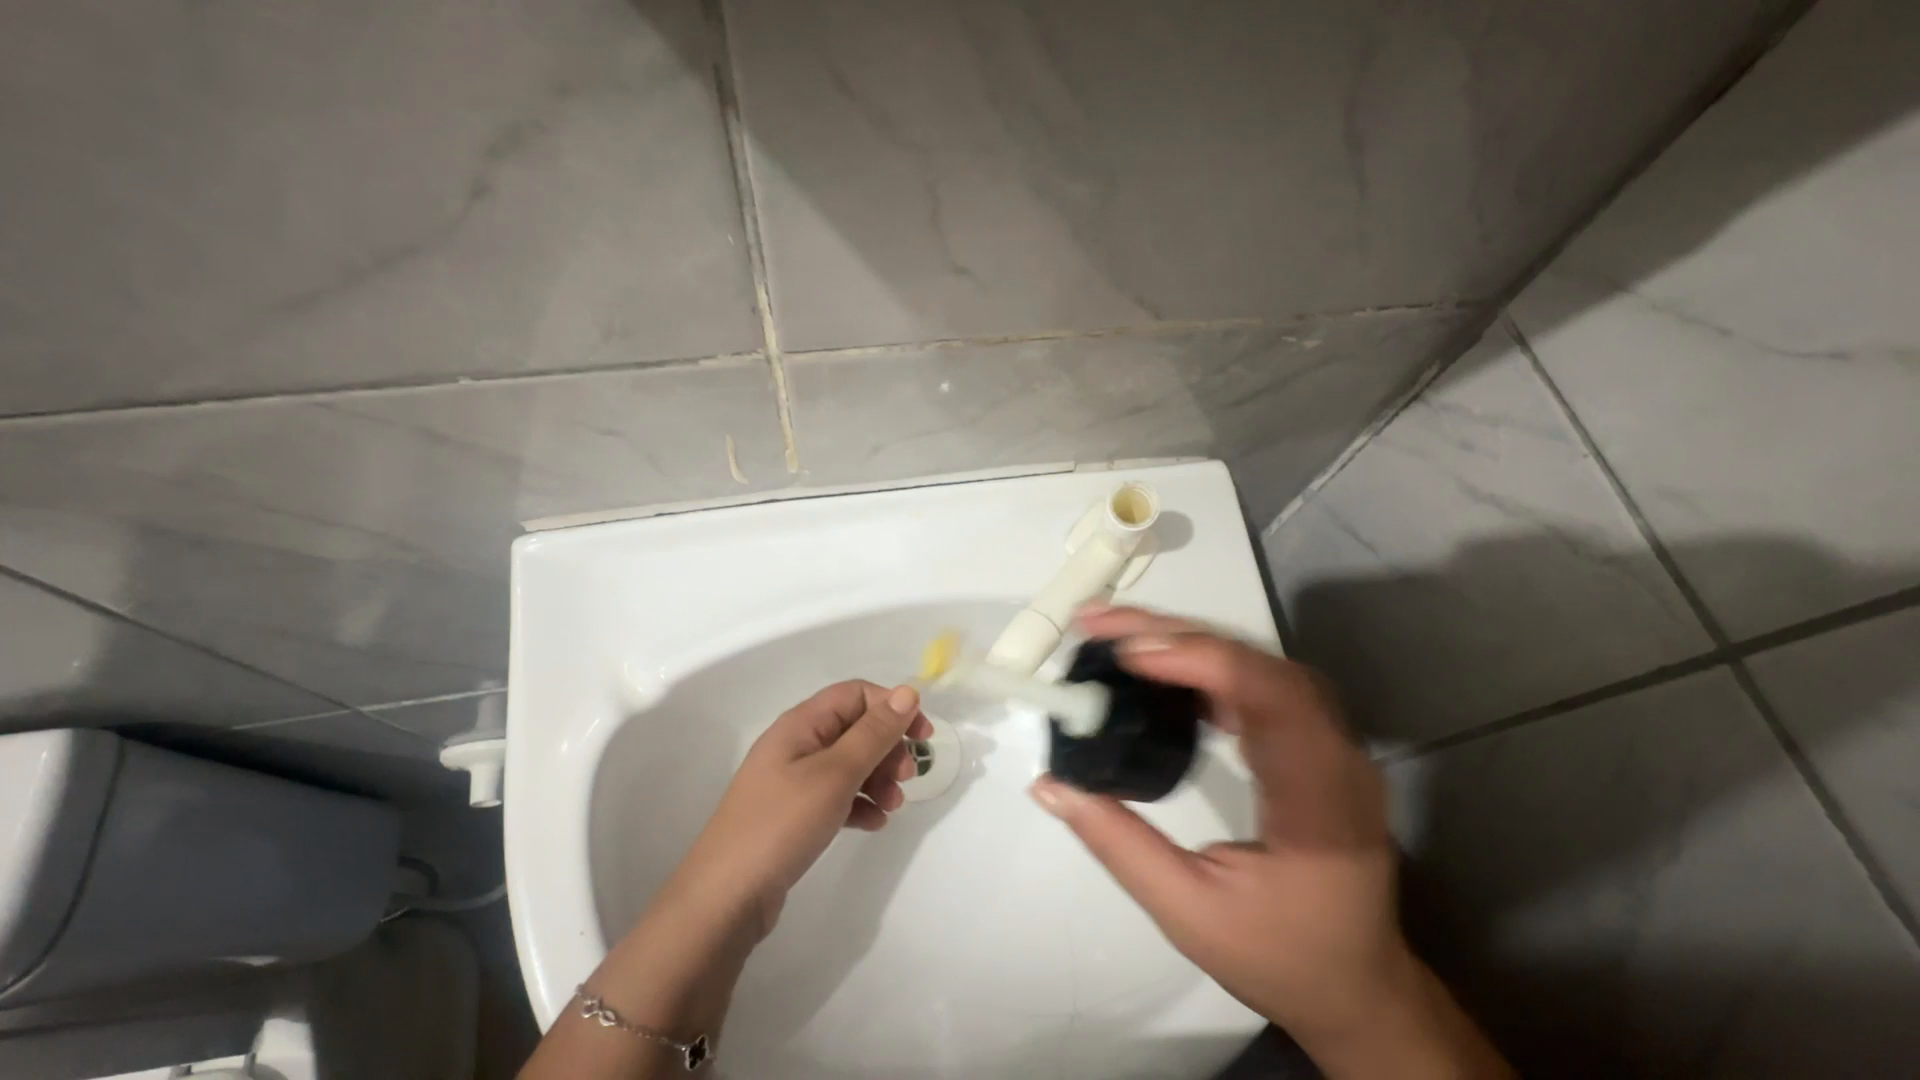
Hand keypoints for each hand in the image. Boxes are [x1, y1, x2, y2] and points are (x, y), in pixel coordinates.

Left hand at [659, 680, 933, 939]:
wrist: (727, 894)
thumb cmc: (782, 823)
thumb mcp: (835, 774)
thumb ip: (873, 733)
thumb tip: (908, 692)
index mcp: (801, 724)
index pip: (856, 694)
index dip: (892, 707)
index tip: (922, 737)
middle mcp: (797, 745)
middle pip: (856, 728)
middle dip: (888, 747)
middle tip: (907, 777)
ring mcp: (793, 781)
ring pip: (850, 764)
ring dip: (879, 778)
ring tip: (893, 806)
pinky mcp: (795, 814)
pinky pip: (838, 796)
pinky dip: (861, 804)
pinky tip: (873, 824)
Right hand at [1031, 608, 1510, 1077]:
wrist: (1353, 984)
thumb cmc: (1279, 956)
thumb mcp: (1190, 913)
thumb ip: (1120, 846)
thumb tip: (1051, 785)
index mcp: (1319, 801)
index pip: (1272, 698)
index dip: (1202, 661)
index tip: (1129, 652)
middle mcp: (1337, 757)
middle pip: (1263, 665)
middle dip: (1179, 634)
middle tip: (1100, 623)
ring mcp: (1331, 747)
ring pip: (1263, 665)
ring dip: (1190, 641)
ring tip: (1120, 635)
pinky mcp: (1314, 747)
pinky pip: (1263, 686)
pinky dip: (1208, 666)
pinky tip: (1163, 669)